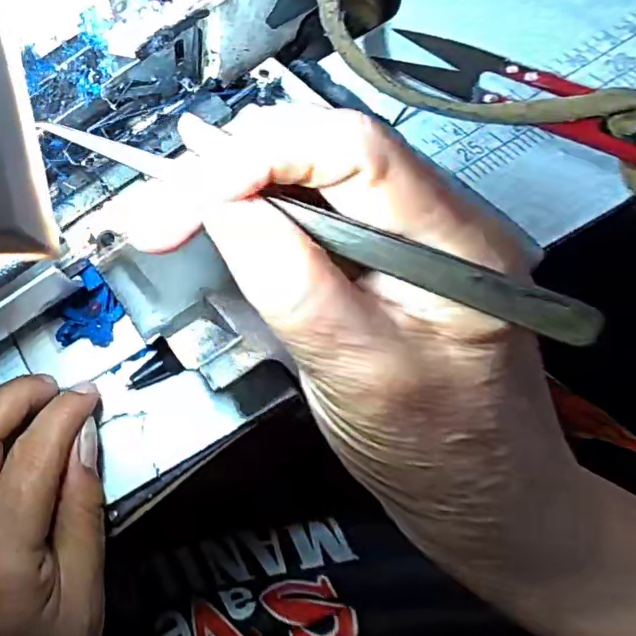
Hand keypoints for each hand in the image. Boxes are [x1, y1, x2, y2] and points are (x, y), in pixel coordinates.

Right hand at [124, 106, 585, 593]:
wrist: (480, 493)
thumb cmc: (439, 450)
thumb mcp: (356, 370)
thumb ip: (288, 279)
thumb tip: (214, 199)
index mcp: (456, 241)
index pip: (351, 148)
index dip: (259, 156)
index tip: (190, 196)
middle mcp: (425, 210)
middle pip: (310, 141)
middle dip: (220, 168)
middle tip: (156, 218)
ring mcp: (388, 218)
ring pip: (286, 159)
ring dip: (212, 182)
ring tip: (161, 220)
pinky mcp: (355, 232)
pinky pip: (280, 190)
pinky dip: (225, 198)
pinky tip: (193, 215)